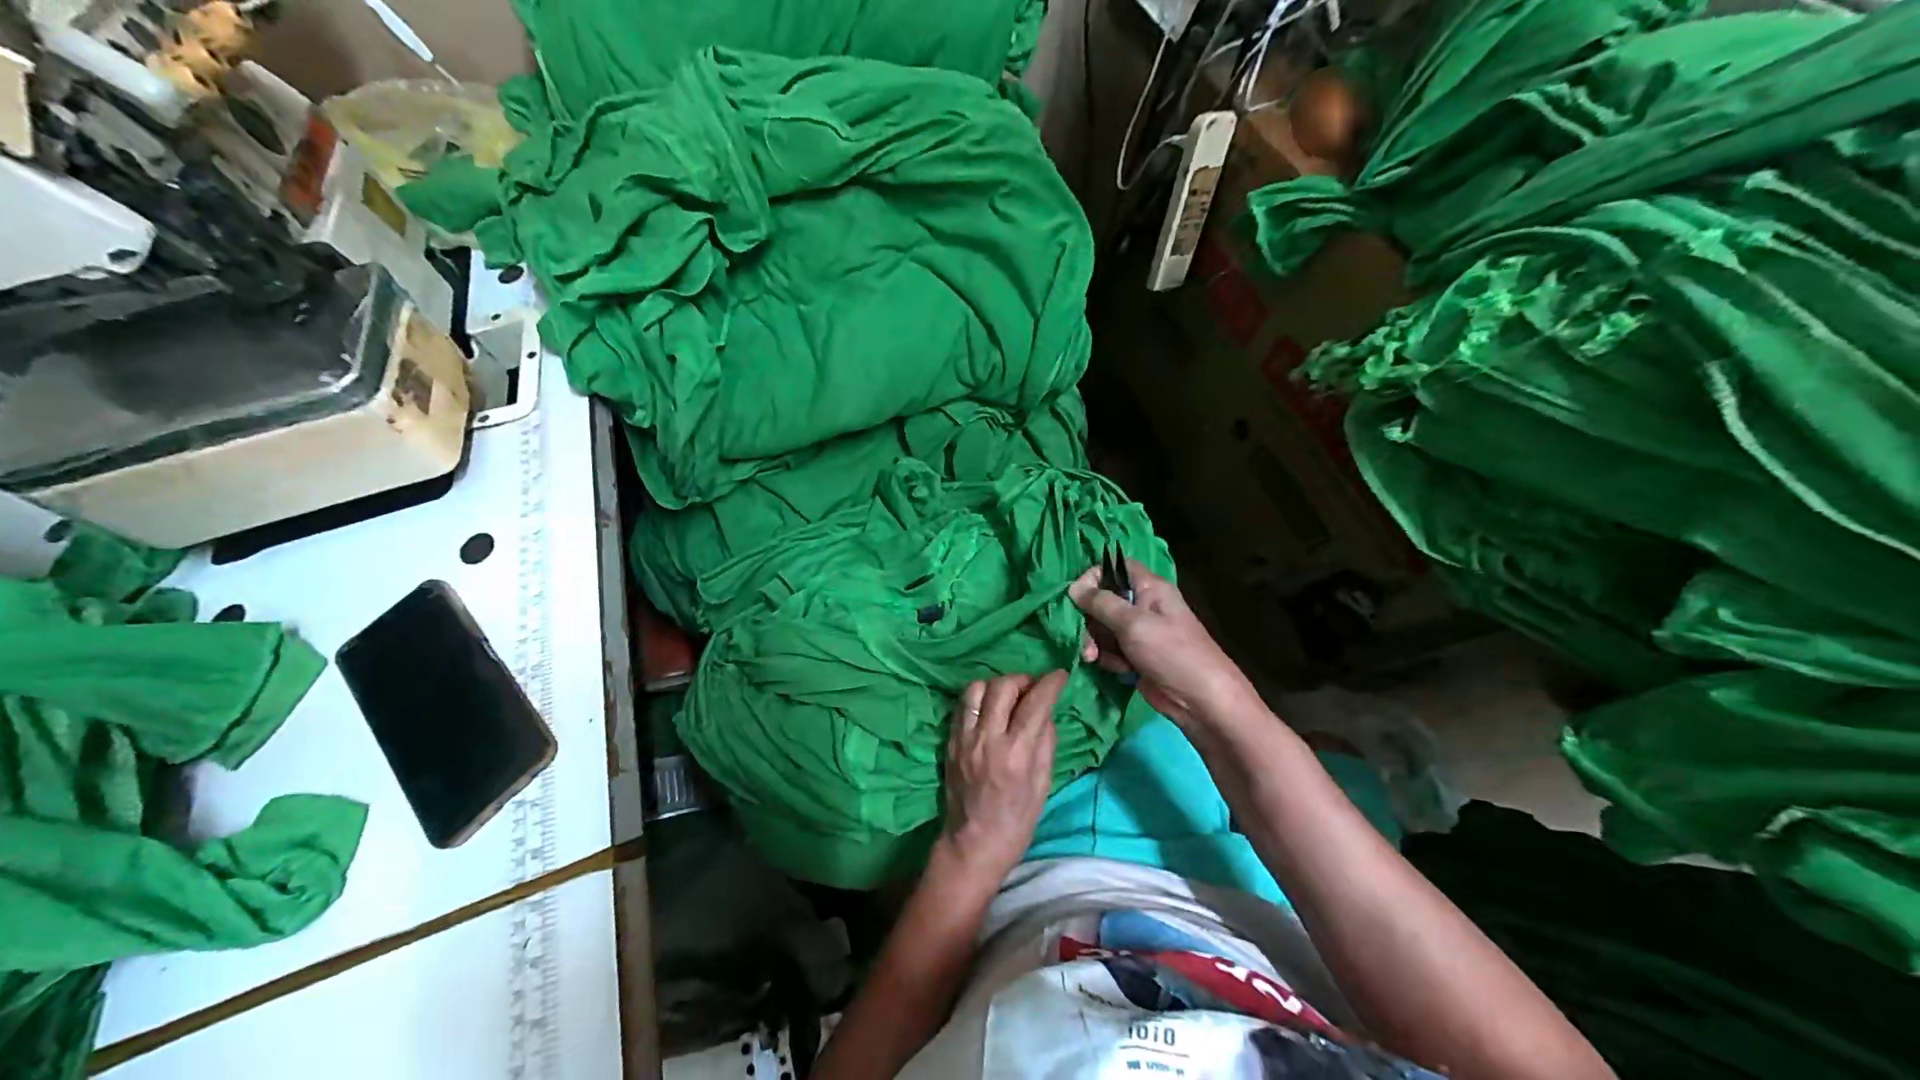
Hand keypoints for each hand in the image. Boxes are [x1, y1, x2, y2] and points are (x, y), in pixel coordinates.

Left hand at [940, 671, 1064, 880]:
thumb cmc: (1017, 821)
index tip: (1060, 675)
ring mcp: (964, 738)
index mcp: (1016, 753)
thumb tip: (1046, 711)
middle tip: (1034, 688)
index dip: (1051, 682)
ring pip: (977, 688)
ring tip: (1010, 695)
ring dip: (997, 684)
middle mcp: (987, 738)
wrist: (974, 843)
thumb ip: (1045, 742)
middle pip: (1003, 686)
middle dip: (1024, 679)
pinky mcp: (950, 741)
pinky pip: (962, 705)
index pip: (1035, 702)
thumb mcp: (1043, 783)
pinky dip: (978, 698)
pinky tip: (990, 707)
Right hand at [1069, 560, 1257, 726]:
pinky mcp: (1136, 655)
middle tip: (1087, 637)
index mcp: (1149, 587)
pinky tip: (1118, 670)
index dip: (1094, 577)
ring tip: (1096, 658)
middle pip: (1103, 600)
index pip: (1115, 567)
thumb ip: (1101, 603)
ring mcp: (1139, 631)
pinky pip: (1111, 648)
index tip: (1078, 596)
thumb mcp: (1133, 623)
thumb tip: (1073, 587)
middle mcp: (1143, 605)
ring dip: (1096, 642)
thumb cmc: (1171, 653)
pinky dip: (1108, 658)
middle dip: (1090, 619)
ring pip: (1103, 627)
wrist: (1200, 699)